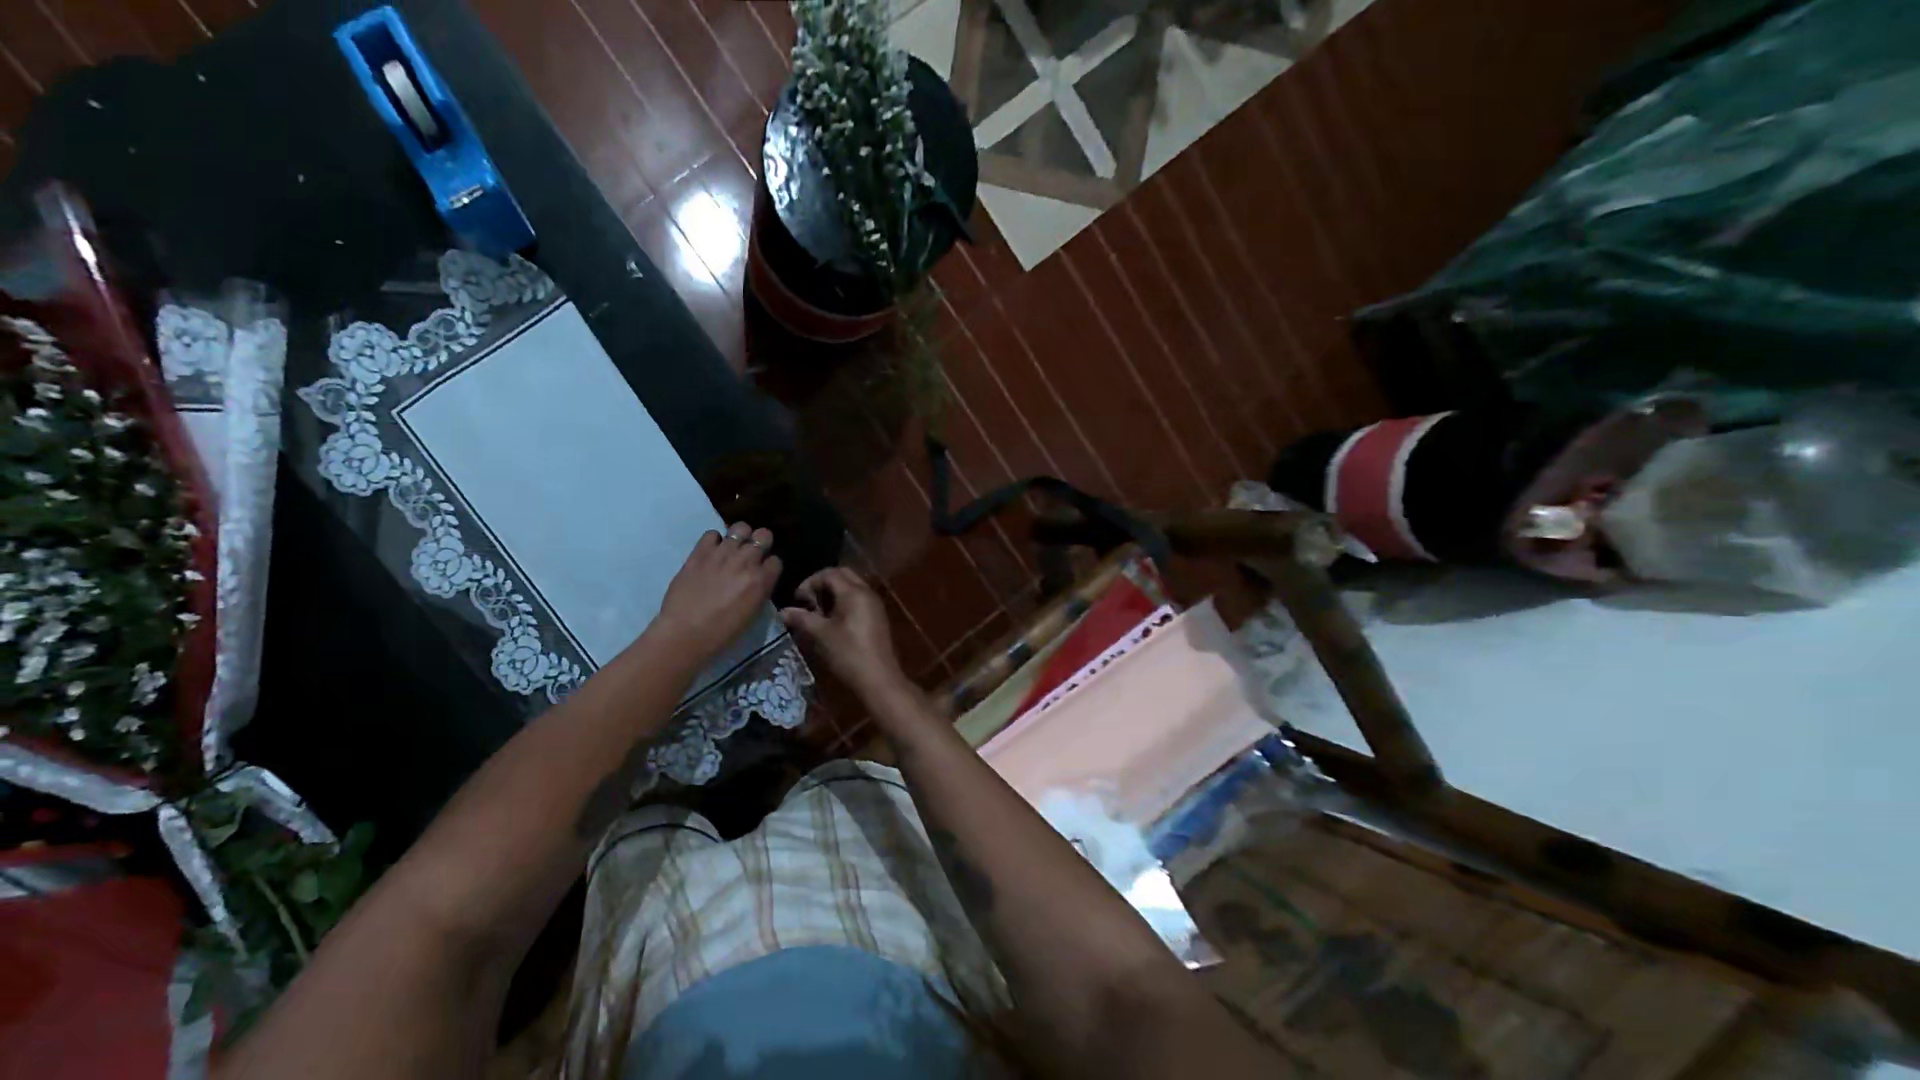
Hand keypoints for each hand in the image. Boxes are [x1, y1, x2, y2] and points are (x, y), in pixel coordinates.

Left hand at [652, 522, 781, 662]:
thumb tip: (758, 579)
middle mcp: (746, 562)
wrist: (686, 633)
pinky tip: (710, 552)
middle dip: (760, 542)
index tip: (762, 571)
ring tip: (731, 547)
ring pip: (740, 528)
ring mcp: (722, 554)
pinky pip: (712, 533)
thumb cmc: (722, 633)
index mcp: (762, 581)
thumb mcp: (753, 614)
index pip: (776, 560)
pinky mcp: (699, 553)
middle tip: (751, 552)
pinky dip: (714, 540)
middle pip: (763, 535)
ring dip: (739, 537)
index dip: (769, 565)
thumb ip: (759, 591)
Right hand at [779, 567, 911, 701]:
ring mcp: (874, 604)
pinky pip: (858, 598)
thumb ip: (802, 618)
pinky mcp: (877, 616)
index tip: (798, 600)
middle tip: (809, 602)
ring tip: (819, 613)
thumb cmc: (848, 654)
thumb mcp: (821, 635)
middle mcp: (867, 592)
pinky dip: (844, 601)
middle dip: (822, 583)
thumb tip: (782, 611)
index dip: (809, 582)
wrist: (878, 679)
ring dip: (833, 593)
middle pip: (842, 575)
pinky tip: (834, 621)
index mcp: (854, 592)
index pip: (829, 573)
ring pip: (851, 586)